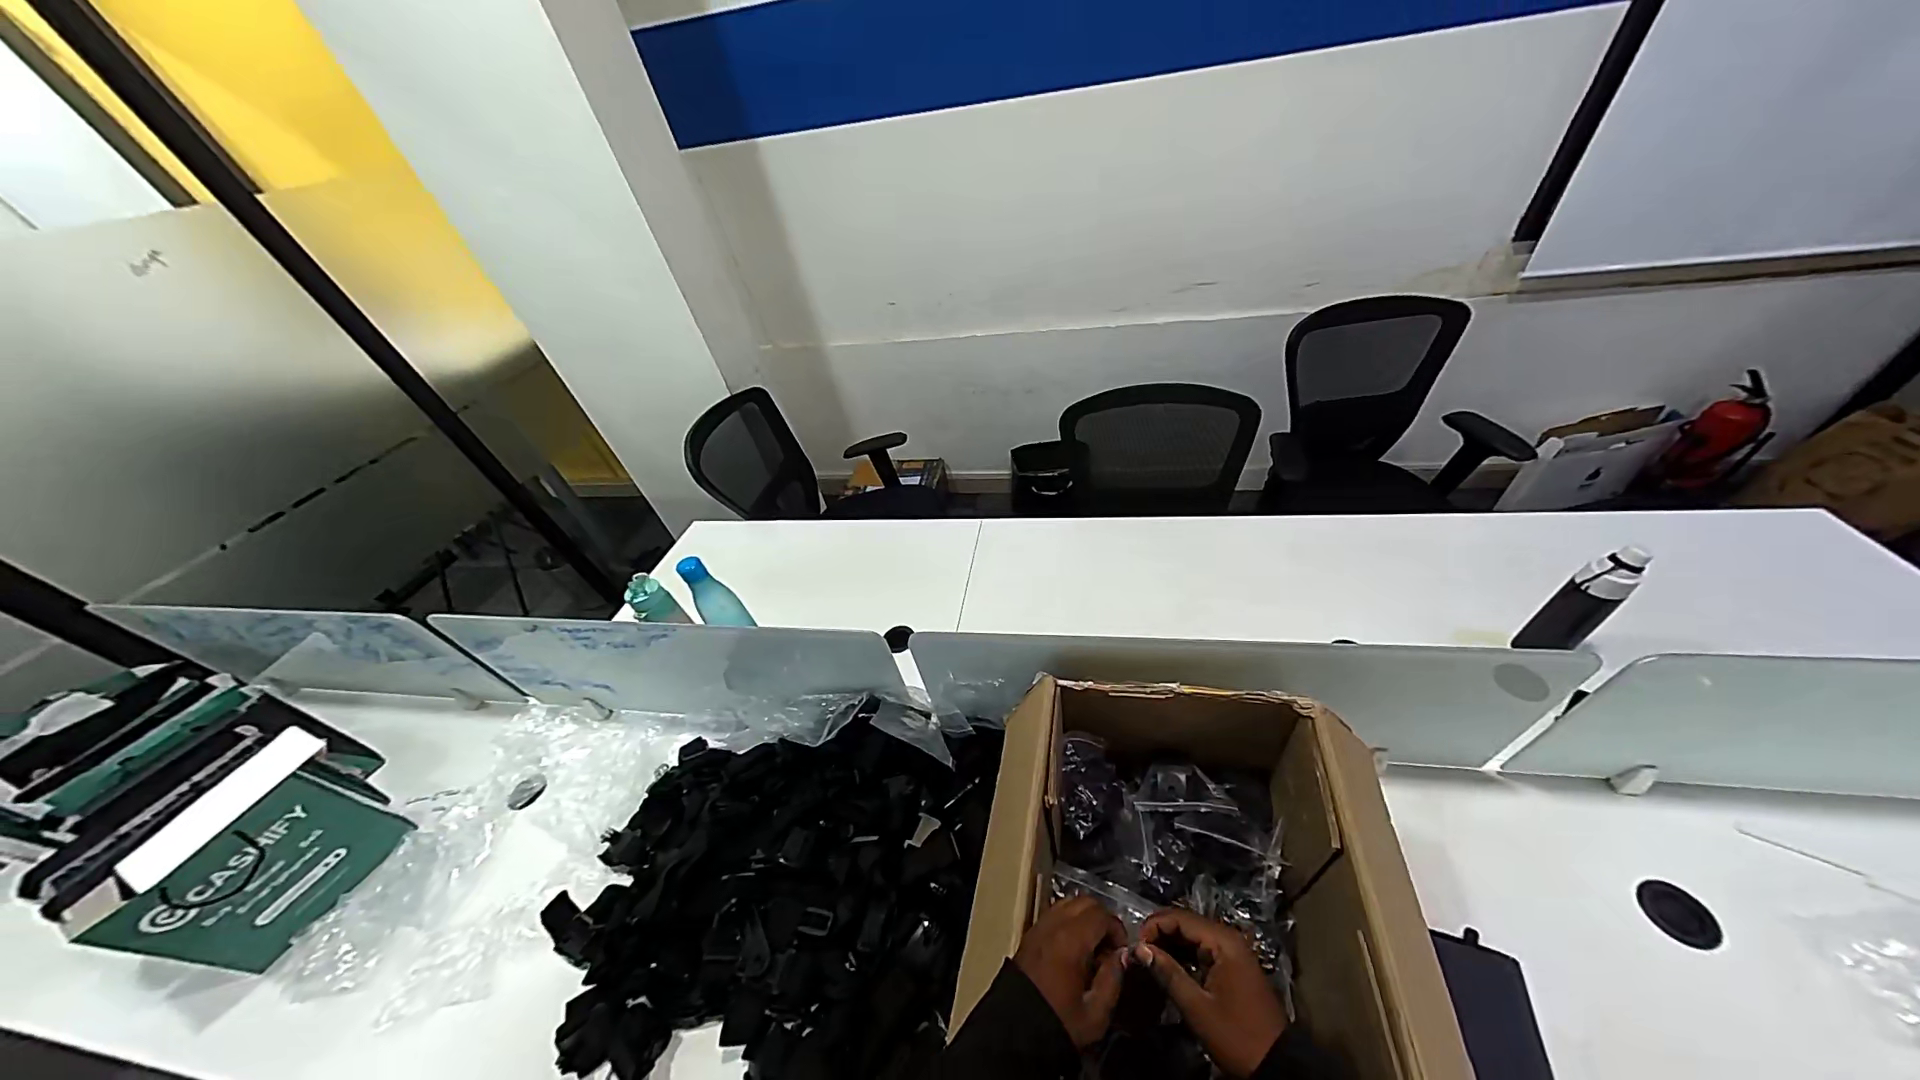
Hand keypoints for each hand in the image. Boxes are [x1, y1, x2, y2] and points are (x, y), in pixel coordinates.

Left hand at [1013, 894, 1128, 1046]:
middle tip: (1109, 948)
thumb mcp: (1095, 1014)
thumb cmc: (1058, 1023)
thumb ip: (1112, 979)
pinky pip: (1054, 913)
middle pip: (1084, 902)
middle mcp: (1053, 924)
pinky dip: (1069, 921)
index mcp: (1070, 940)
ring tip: (1091, 948)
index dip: (1117, 929)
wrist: (1014, 1031)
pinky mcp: (1029, 934)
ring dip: (1085, 918)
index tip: (1121, 952)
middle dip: (1102, 919)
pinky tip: (1073, 949)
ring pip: (1068, 903)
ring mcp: (1038, 926)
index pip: (1101, 915)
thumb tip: (1120, 956)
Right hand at [1134, 909, 1286, 1078]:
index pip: (1179, 917)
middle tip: (1139, 954)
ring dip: (1169, 945)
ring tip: (1148, 961)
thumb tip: (1138, 948)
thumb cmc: (1237, 1036)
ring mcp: (1233, 952)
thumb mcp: (1197, 1007)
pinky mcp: (1232, 966)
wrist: (1278, 1066)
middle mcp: (1229, 938)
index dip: (1153, 926)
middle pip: (1186, 923)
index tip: (1135, 947)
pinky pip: (1201, 951)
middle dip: (1159, 934)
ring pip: (1192, 937)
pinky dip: (1183, 956)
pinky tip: (1168, 968)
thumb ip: (1167, 973)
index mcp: (1224, 941)